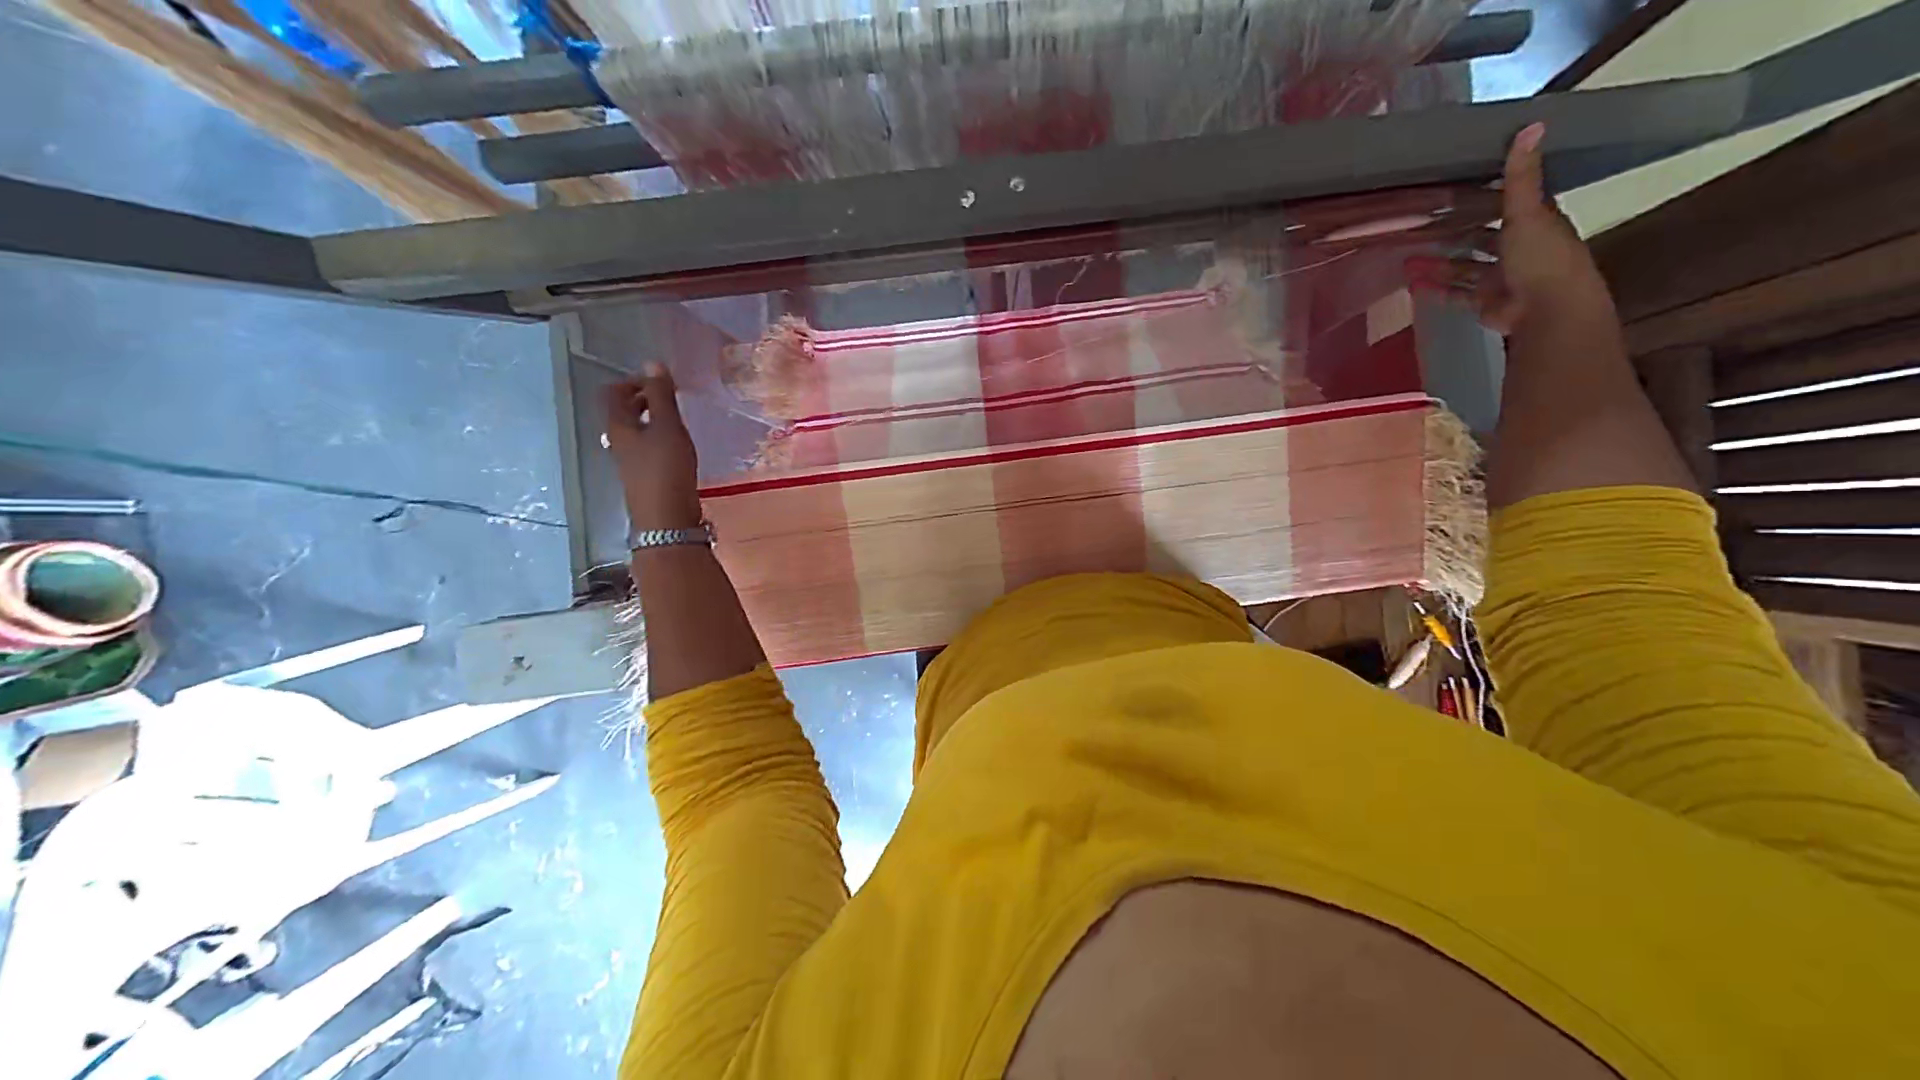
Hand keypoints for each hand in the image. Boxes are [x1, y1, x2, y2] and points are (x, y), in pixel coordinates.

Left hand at [603, 364, 701, 530]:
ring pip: (636, 431)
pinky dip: (659, 439)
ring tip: (678, 421)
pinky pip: (646, 448)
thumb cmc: (666, 468)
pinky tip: (678, 447)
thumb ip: (661, 395)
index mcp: (618, 425)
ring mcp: (629, 461)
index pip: (614, 392)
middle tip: (672, 397)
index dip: (635, 381)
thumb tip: (652, 363)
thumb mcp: (668, 427)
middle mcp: (618, 441)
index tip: (662, 382)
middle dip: (645, 399)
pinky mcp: (644, 477)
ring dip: (653, 420)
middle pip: (624, 411)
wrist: (667, 519)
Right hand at [1411, 123, 1618, 336]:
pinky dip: (1436, 289)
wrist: (1547, 310)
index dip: (1487, 197)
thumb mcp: (1528, 211)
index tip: (1457, 191)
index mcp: (1536, 222)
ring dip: (1437, 264)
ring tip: (1406, 259)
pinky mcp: (1485, 303)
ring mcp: (1502, 278)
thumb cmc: (1542, 257)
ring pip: (1465, 267)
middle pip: (1482, 238)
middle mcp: (1519, 249)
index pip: (1509, 204)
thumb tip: (1533, 124)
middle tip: (1420, 229)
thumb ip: (1521, 176)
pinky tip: (1413, 285)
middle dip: (1453, 235)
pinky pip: (1456, 293)